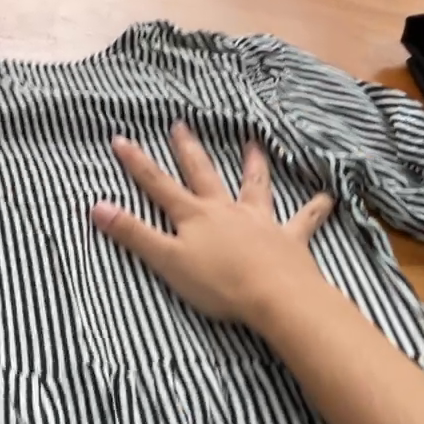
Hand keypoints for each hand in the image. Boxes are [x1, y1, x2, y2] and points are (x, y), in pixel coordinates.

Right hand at [91, 123, 335, 331]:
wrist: (276, 298)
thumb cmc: (218, 283)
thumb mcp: (166, 260)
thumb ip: (132, 233)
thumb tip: (97, 206)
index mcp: (193, 216)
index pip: (158, 184)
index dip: (137, 163)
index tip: (121, 139)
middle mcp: (225, 211)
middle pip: (203, 174)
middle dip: (189, 150)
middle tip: (182, 125)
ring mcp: (258, 222)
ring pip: (253, 187)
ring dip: (252, 165)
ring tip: (253, 144)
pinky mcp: (288, 239)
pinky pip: (303, 220)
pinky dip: (314, 208)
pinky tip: (326, 196)